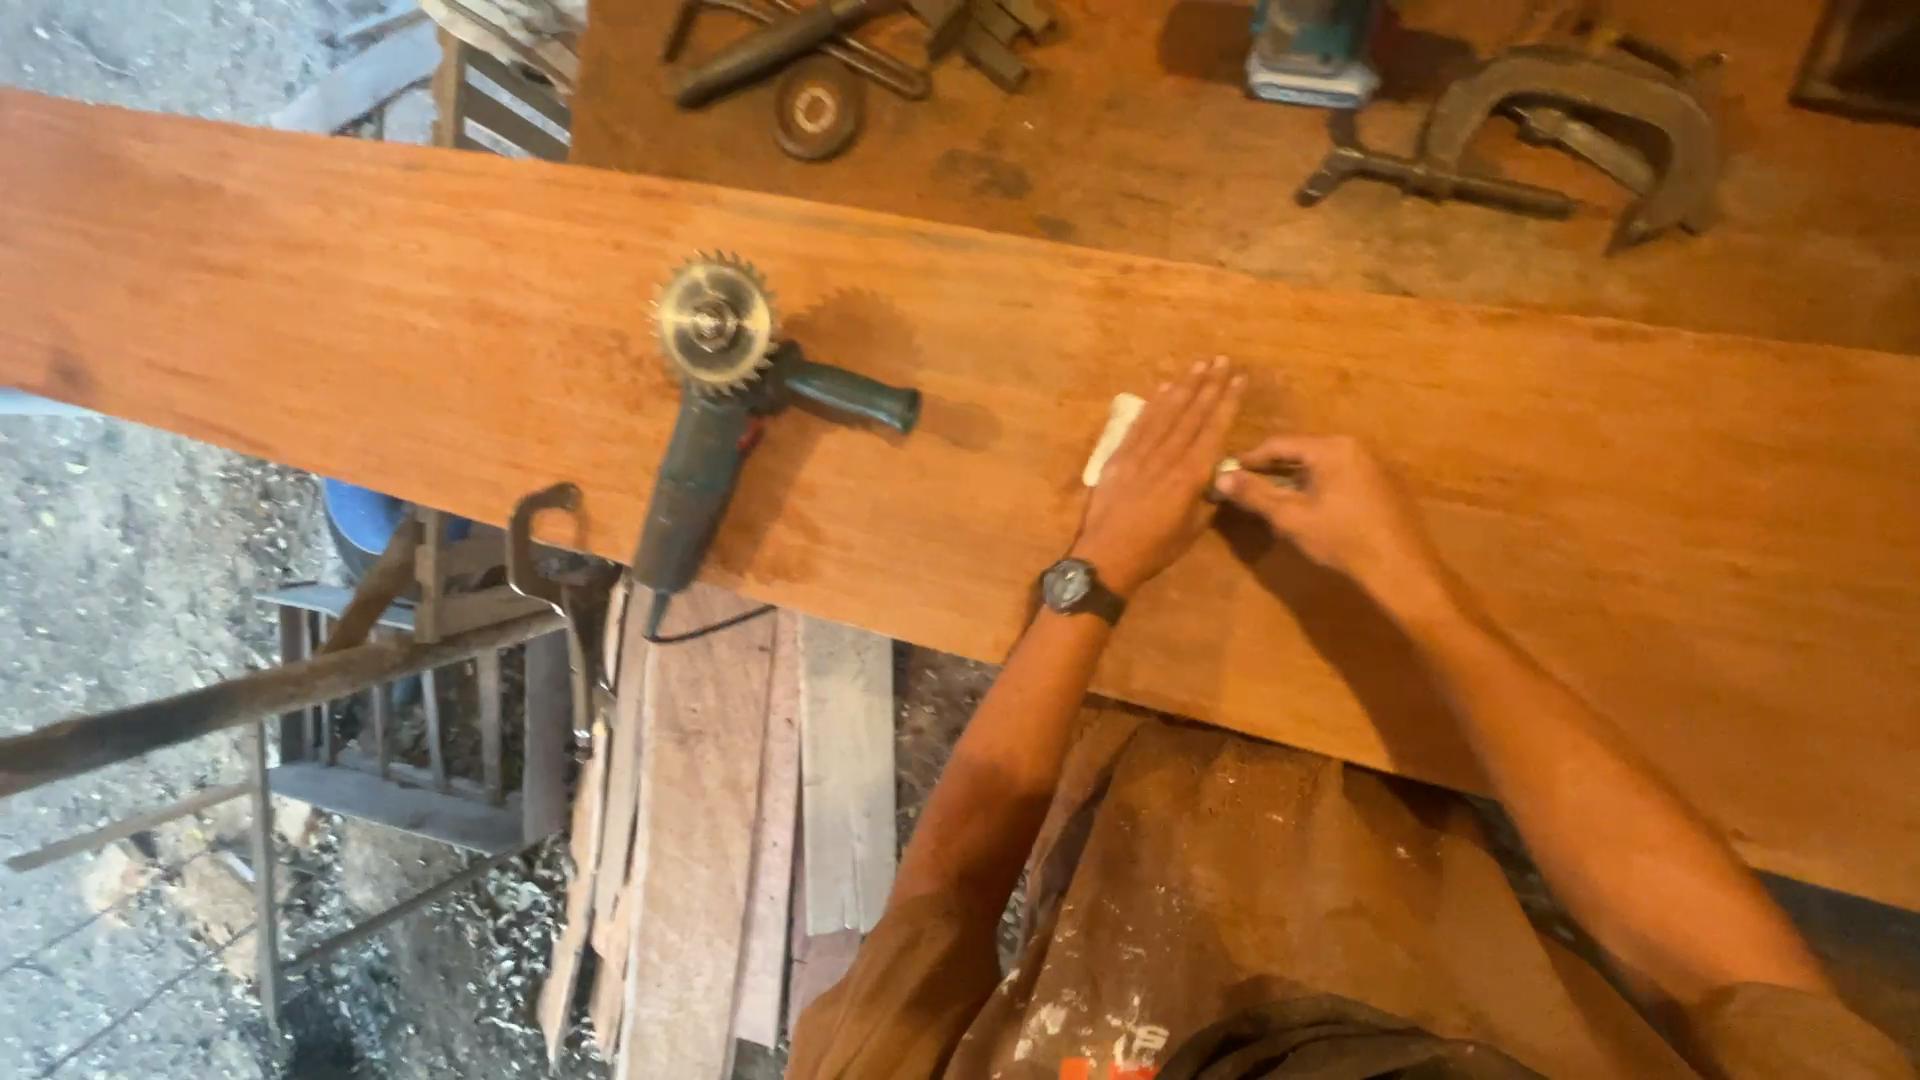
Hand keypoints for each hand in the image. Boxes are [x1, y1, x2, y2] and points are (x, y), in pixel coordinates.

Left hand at [1071, 357, 1243, 597]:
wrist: (1106, 556)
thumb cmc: (1155, 549)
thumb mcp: (1192, 528)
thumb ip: (1207, 499)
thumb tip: (1216, 477)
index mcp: (1191, 474)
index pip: (1214, 429)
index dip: (1227, 401)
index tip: (1238, 378)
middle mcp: (1167, 456)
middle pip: (1191, 413)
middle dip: (1208, 384)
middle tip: (1221, 359)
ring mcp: (1140, 454)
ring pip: (1165, 412)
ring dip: (1183, 387)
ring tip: (1198, 366)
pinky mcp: (1118, 457)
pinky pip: (1139, 424)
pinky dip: (1152, 405)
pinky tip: (1163, 389)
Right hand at [1216, 435, 1461, 623]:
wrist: (1401, 569)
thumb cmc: (1341, 539)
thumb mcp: (1290, 517)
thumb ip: (1254, 494)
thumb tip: (1220, 478)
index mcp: (1332, 448)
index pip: (1278, 444)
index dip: (1249, 460)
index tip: (1228, 475)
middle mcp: (1355, 446)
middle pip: (1301, 452)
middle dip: (1271, 471)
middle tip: (1247, 489)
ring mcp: (1374, 464)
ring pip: (1321, 465)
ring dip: (1294, 481)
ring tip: (1274, 503)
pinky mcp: (1384, 483)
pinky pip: (1341, 476)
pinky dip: (1318, 487)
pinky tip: (1310, 510)